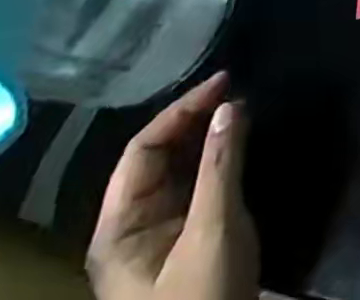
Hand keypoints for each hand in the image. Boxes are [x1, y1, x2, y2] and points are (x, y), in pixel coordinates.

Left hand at [88, 73, 258, 299]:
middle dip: (194, 120)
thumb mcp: (214, 231)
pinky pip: (194, 188)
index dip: (182, 110)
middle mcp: (130, 226)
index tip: (223, 82)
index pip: (142, 149)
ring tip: (240, 109)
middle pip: (157, 157)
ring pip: (177, 171)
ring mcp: (157, 236)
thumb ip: (221, 166)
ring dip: (207, 138)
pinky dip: (216, 162)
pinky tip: (238, 144)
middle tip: (235, 90)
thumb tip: (231, 105)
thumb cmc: (204, 299)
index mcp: (119, 227)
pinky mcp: (183, 243)